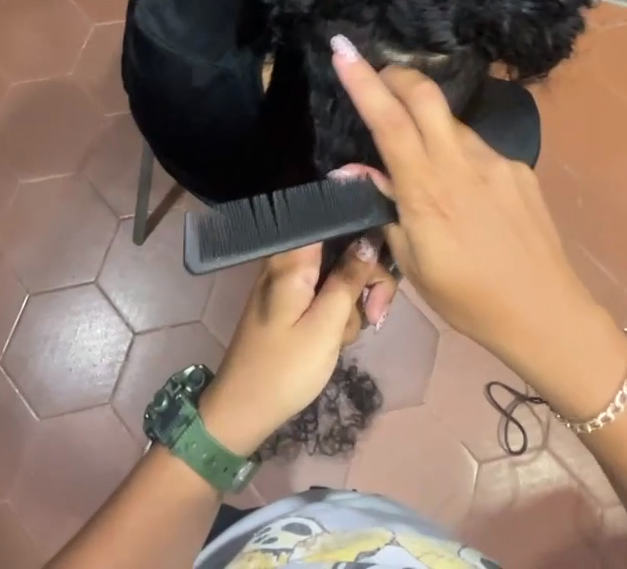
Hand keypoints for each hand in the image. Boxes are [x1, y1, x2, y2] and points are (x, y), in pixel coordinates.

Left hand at [199, 239, 393, 455]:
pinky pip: (323, 293)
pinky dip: (336, 313)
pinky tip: (335, 338)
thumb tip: (369, 240)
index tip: (383, 266)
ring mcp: (287, 281)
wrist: (244, 408)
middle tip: (374, 315)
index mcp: (292, 258)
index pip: (334, 218)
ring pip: (337, 274)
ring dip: (351, 303)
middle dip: (365, 279)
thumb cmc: (285, 369)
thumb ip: (349, 280)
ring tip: (344, 337)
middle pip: (341, 248)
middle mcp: (287, 260)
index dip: (365, 234)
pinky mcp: (289, 301)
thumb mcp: (326, 326)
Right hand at [327, 35, 602, 369]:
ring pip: (449, 120)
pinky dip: (452, 149)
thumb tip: (352, 171)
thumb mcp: (411, 262)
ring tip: (415, 151)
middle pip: (425, 95)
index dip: (363, 82)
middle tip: (373, 73)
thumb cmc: (466, 298)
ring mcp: (496, 162)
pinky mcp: (519, 169)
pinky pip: (475, 146)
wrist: (546, 314)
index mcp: (427, 192)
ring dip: (424, 118)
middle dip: (394, 73)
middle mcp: (461, 165)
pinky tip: (458, 185)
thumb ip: (384, 207)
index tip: (342, 49)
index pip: (389, 122)